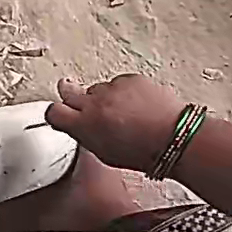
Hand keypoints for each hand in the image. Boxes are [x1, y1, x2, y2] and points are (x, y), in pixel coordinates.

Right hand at [45, 75, 189, 173]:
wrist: (177, 138)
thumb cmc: (145, 152)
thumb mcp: (104, 152)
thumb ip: (85, 134)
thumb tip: (78, 125)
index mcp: (84, 125)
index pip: (54, 111)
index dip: (56, 113)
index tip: (61, 114)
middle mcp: (94, 103)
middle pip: (68, 90)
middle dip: (71, 94)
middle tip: (79, 101)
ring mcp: (113, 88)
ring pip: (97, 88)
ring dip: (104, 97)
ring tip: (122, 111)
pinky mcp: (131, 79)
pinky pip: (119, 82)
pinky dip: (125, 91)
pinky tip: (136, 104)